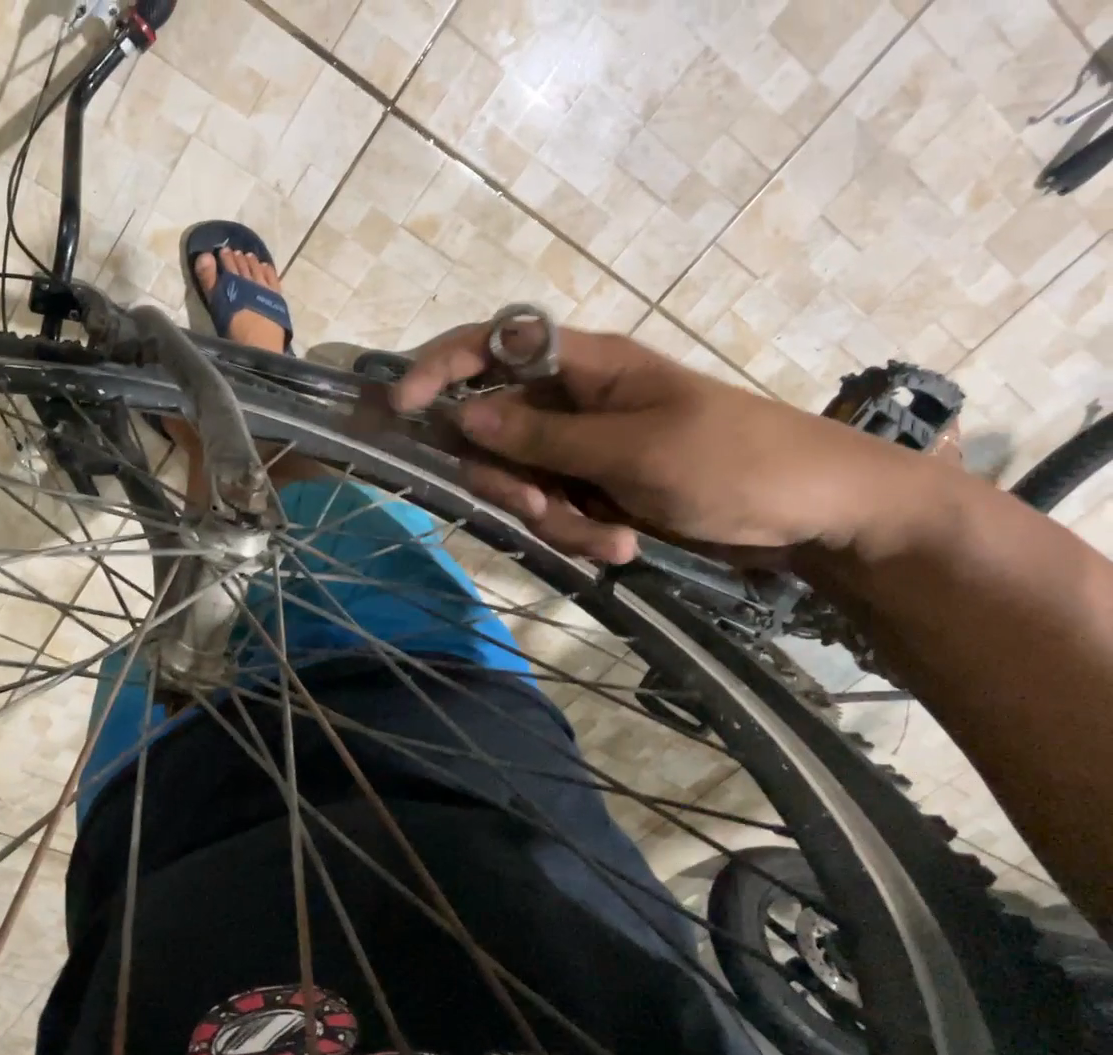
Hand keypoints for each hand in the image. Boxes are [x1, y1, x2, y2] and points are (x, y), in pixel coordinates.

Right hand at [392, 324, 930, 565]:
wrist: (821, 517)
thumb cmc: (739, 463)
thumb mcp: (635, 450)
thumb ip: (544, 435)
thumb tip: (463, 416)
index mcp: (586, 365)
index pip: (491, 345)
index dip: (439, 366)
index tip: (400, 407)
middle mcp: (570, 401)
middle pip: (490, 430)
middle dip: (510, 479)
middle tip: (546, 508)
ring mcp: (579, 448)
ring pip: (516, 480)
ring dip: (552, 517)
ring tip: (610, 536)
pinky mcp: (591, 488)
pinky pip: (549, 510)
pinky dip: (576, 532)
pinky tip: (622, 543)